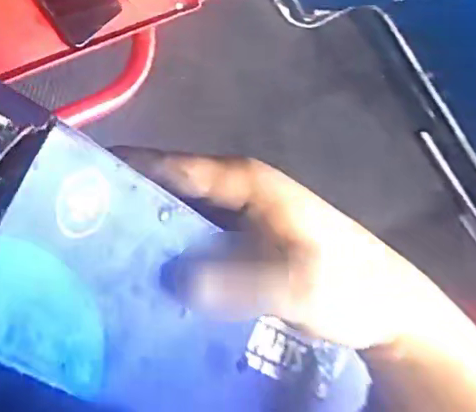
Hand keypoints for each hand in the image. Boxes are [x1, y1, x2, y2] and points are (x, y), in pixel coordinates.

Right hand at [117, 149, 455, 349]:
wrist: (393, 310)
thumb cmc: (344, 282)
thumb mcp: (294, 283)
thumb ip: (235, 279)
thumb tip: (172, 279)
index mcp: (239, 177)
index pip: (170, 164)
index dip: (127, 166)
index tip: (82, 178)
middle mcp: (231, 187)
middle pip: (166, 186)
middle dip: (128, 202)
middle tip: (84, 227)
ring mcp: (237, 213)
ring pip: (177, 214)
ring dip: (147, 230)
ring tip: (106, 254)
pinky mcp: (241, 240)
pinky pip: (192, 238)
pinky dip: (170, 251)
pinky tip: (150, 277)